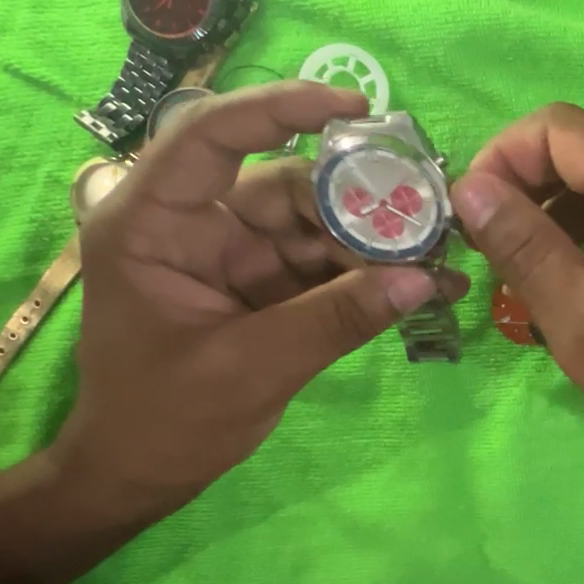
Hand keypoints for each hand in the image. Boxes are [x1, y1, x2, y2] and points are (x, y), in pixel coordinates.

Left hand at [51, 82, 458, 519]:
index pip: (212, 137)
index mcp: (156, 224)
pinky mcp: (269, 288)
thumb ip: (335, 320)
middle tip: (430, 219)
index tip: (357, 108)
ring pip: (318, 226)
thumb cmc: (165, 420)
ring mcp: (238, 257)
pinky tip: (423, 287)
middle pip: (287, 185)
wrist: (143, 475)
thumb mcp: (251, 369)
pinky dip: (372, 277)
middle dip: (359, 202)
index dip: (282, 108)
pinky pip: (328, 267)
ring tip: (440, 262)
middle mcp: (198, 226)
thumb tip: (423, 280)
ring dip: (377, 243)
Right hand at [451, 104, 583, 497]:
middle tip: (494, 254)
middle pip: (583, 148)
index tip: (470, 222)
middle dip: (526, 189)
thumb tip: (470, 189)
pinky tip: (583, 288)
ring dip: (558, 215)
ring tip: (532, 277)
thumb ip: (526, 251)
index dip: (501, 161)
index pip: (557, 128)